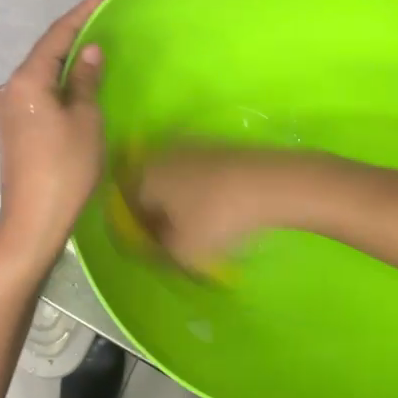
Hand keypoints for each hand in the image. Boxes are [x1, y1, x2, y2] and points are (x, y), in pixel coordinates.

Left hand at [0, 0, 107, 258]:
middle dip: (73, 36)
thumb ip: (86, 81)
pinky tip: (77, 83)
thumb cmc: (65, 168)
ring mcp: (7, 108)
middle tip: (103, 21)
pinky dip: (58, 82)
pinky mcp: (12, 127)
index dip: (80, 15)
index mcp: (26, 80)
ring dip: (65, 60)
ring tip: (95, 48)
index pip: (56, 36)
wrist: (32, 220)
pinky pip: (37, 92)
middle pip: (44, 52)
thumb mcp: (85, 121)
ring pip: (40, 74)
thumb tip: (88, 51)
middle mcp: (9, 87)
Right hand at [131, 147, 307, 269]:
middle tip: (180, 239)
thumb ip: (157, 252)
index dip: (140, 231)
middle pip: (149, 190)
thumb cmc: (216, 218)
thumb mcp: (181, 250)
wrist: (269, 183)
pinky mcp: (215, 146)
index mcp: (142, 177)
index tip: (159, 248)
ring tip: (205, 226)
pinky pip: (198, 175)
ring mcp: (188, 147)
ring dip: (183, 203)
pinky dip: (204, 192)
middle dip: (160, 215)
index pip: (127, 207)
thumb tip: (153, 246)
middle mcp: (158, 156)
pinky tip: (223, 208)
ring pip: (175, 182)